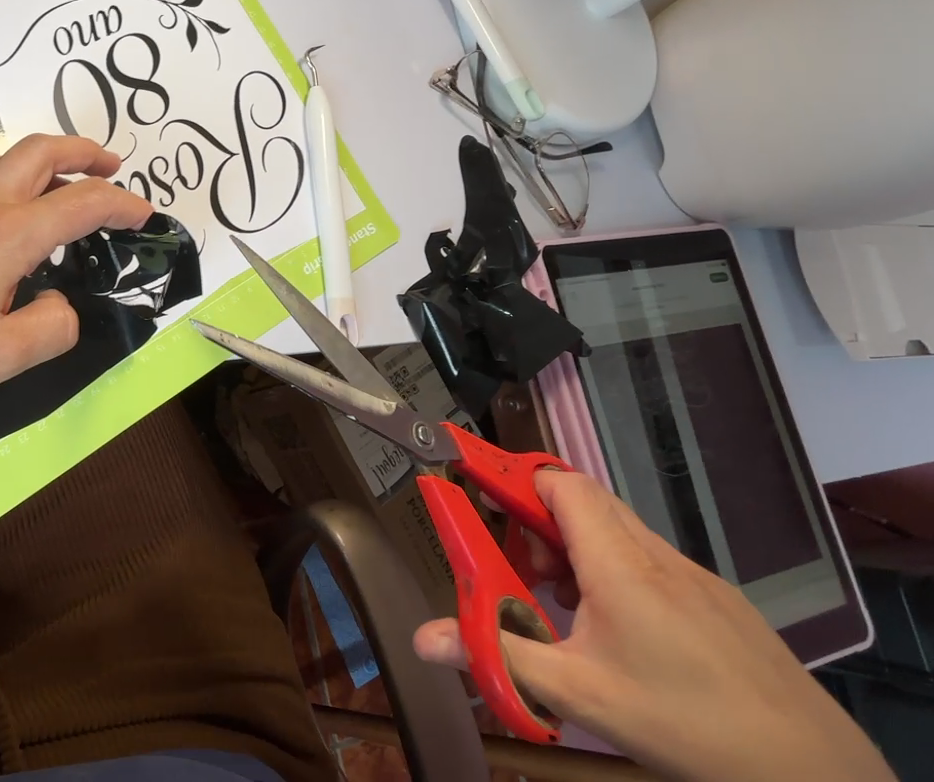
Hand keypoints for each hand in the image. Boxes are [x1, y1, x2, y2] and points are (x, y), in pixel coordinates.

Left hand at [0, 134, 151, 440]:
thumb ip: (49, 329)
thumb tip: (60, 305)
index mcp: (5, 237)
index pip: (79, 203)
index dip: (120, 204)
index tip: (144, 213)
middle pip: (37, 151)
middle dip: (82, 150)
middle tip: (112, 167)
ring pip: (0, 164)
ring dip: (43, 165)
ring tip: (63, 191)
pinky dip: (9, 189)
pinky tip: (4, 232)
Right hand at [413, 471, 892, 781]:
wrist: (811, 774)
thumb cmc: (682, 722)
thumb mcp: (576, 693)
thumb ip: (496, 654)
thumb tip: (422, 639)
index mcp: (621, 566)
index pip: (565, 486)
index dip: (520, 480)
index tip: (485, 499)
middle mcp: (660, 558)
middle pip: (590, 504)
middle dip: (541, 519)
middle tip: (518, 564)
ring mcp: (700, 580)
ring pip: (623, 535)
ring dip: (579, 549)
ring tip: (561, 601)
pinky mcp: (725, 605)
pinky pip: (655, 564)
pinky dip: (618, 573)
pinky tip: (619, 631)